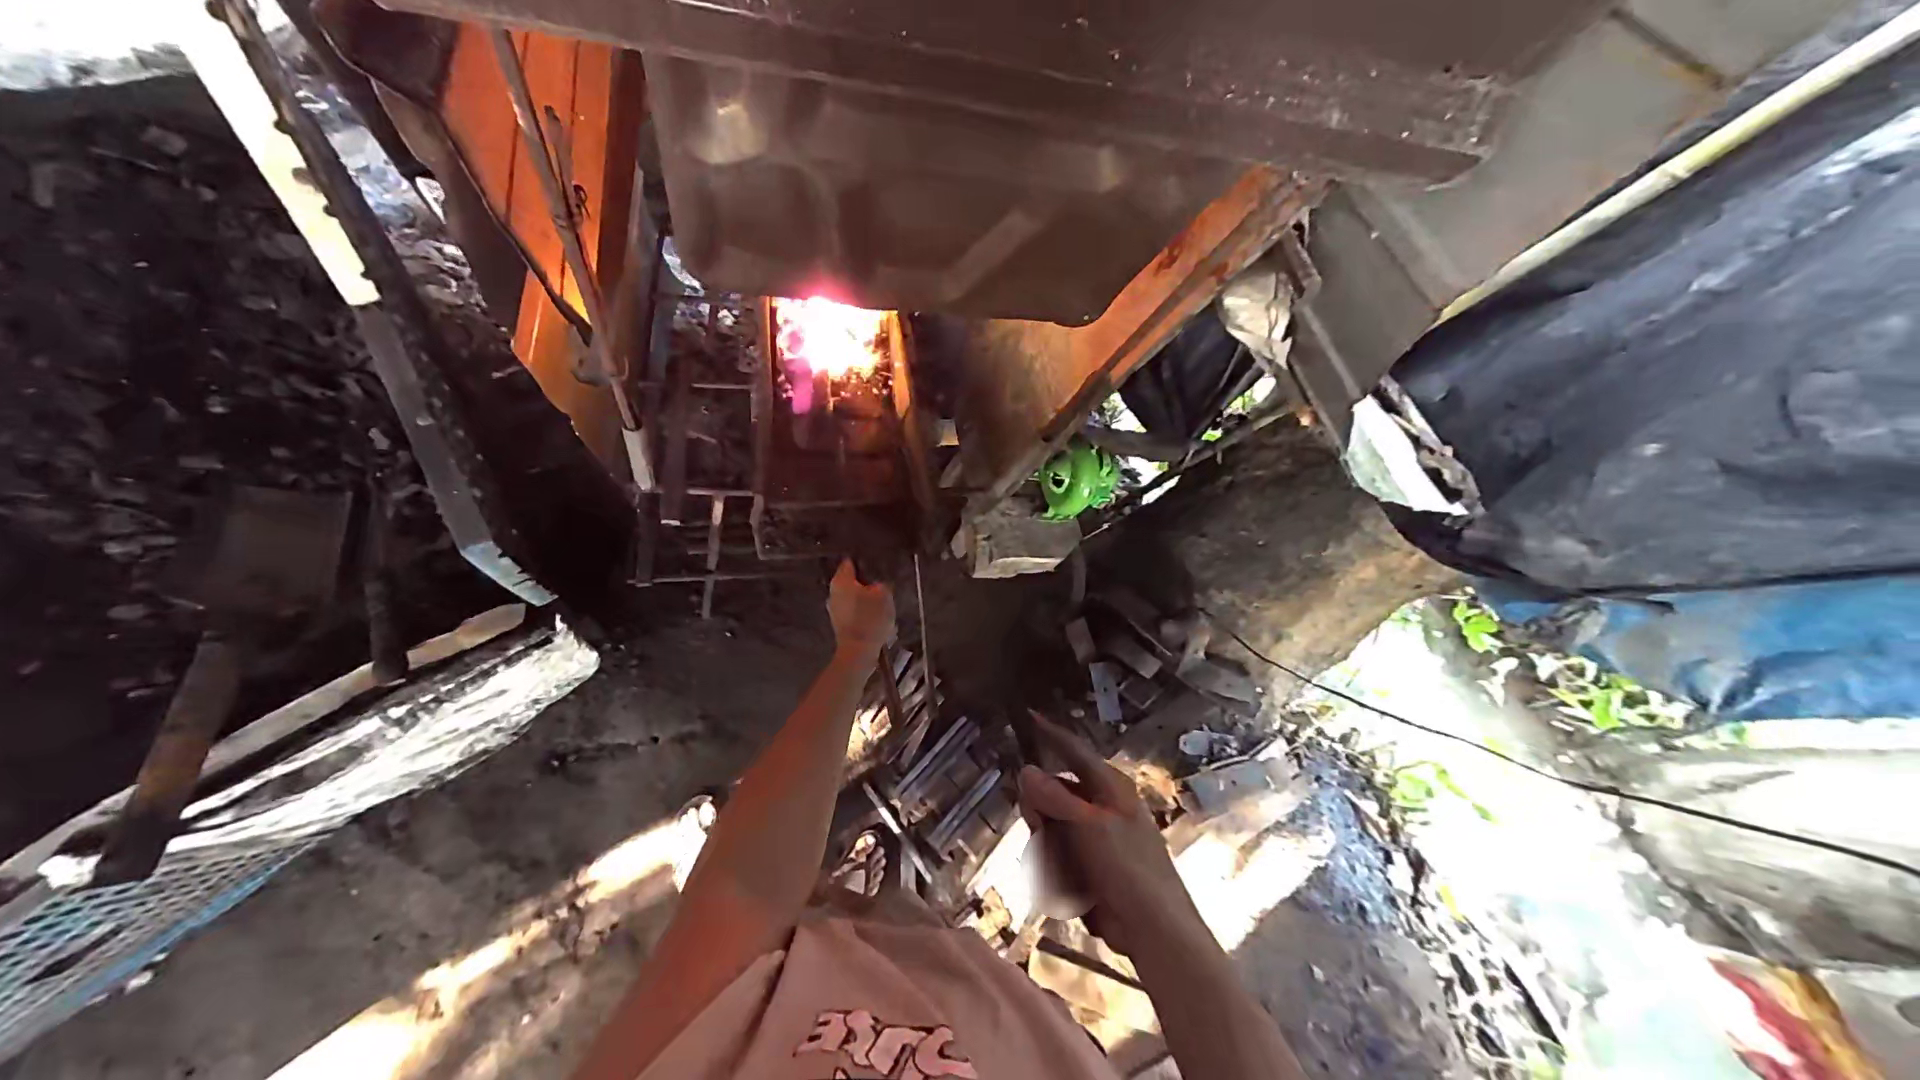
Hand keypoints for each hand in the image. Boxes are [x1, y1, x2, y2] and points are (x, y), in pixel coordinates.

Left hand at [827, 559, 893, 656]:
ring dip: (865, 598)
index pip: (850, 562)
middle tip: (882, 583)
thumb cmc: (870, 619)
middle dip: (865, 581)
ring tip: (882, 601)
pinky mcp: (839, 623)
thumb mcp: (884, 595)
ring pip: (852, 596)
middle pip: (851, 581)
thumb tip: (877, 583)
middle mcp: (833, 592)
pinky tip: (875, 617)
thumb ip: (881, 584)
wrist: (859, 651)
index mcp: (841, 581)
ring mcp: (834, 609)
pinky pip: (853, 611)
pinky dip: (863, 611)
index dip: (863, 561)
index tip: (875, 563)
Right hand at [1017, 712, 1200, 956]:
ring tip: (1068, 876)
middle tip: (1043, 835)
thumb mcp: (1089, 828)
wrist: (1154, 931)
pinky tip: (1076, 894)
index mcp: (1109, 787)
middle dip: (1041, 819)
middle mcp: (1099, 806)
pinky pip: (1056, 860)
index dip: (1052, 733)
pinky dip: (1060, 877)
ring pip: (1048, 831)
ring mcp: (1093, 838)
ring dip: (1051, 854)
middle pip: (1051, 795)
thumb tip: (1026, 770)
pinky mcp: (1088, 866)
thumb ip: (1055, 798)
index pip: (1074, 750)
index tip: (1030, 715)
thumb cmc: (1129, 870)